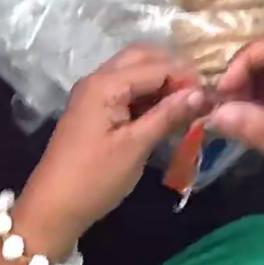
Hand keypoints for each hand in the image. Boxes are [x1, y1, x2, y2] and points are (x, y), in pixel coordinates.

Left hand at [16, 45, 205, 244]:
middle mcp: (97, 79)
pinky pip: (125, 88)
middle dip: (172, 70)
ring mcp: (93, 93)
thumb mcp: (136, 146)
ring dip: (160, 81)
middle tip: (197, 95)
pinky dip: (147, 94)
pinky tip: (164, 113)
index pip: (155, 65)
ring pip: (133, 71)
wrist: (53, 207)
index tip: (211, 96)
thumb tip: (201, 92)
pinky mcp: (94, 108)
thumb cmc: (95, 177)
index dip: (185, 77)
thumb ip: (168, 115)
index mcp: (105, 84)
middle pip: (141, 57)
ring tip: (186, 105)